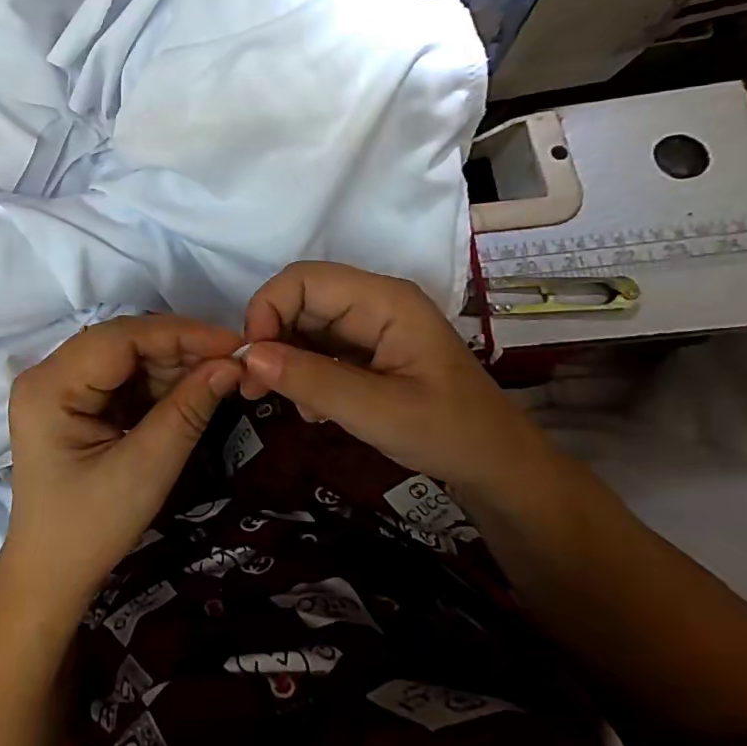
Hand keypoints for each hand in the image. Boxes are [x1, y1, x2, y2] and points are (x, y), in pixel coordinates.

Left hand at [4, 315, 243, 606]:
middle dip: (179, 349)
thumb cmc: (92, 528)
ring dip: (172, 365)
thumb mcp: (145, 469)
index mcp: (49, 387)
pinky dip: (157, 383)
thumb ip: (188, 410)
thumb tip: (232, 364)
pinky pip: (120, 378)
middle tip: (232, 362)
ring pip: (125, 356)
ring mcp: (57, 387)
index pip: (120, 338)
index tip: (233, 343)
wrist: (51, 574)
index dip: (180, 334)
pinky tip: (190, 391)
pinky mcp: (72, 402)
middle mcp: (46, 375)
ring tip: (218, 378)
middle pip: (121, 342)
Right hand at [239, 261, 561, 491]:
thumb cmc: (450, 433)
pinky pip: (317, 351)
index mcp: (385, 301)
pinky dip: (302, 375)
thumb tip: (251, 357)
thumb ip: (315, 382)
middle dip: (270, 339)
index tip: (253, 359)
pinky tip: (312, 411)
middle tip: (252, 388)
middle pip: (300, 300)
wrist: (495, 466)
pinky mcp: (364, 353)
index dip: (268, 308)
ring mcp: (368, 328)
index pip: (305, 279)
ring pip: (303, 327)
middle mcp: (373, 304)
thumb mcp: (379, 412)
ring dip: (283, 361)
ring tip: (279, 402)